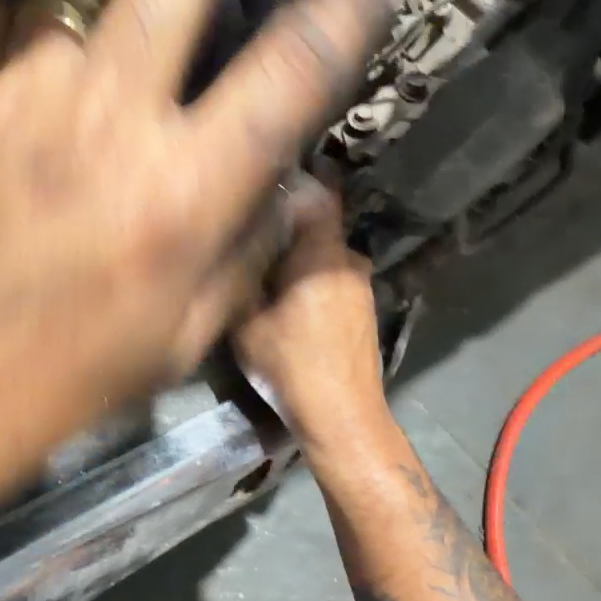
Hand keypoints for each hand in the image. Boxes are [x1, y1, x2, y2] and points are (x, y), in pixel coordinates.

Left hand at [0, 0, 396, 510]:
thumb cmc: (60, 389)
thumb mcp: (178, 342)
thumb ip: (244, 254)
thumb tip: (283, 188)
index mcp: (180, 193)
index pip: (292, 67)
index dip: (351, 8)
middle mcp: (102, 123)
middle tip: (185, 35)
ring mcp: (8, 102)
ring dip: (101, 20)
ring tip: (88, 79)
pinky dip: (18, 44)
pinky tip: (17, 98)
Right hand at [233, 178, 388, 449]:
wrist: (342, 416)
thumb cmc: (290, 365)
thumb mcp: (246, 324)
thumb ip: (242, 279)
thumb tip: (234, 247)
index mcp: (322, 254)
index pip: (318, 195)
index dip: (292, 184)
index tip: (263, 185)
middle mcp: (351, 262)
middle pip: (317, 230)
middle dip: (287, 232)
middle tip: (252, 243)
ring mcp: (364, 289)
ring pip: (324, 260)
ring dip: (299, 264)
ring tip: (266, 280)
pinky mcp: (366, 313)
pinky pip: (334, 283)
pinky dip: (313, 286)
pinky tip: (291, 309)